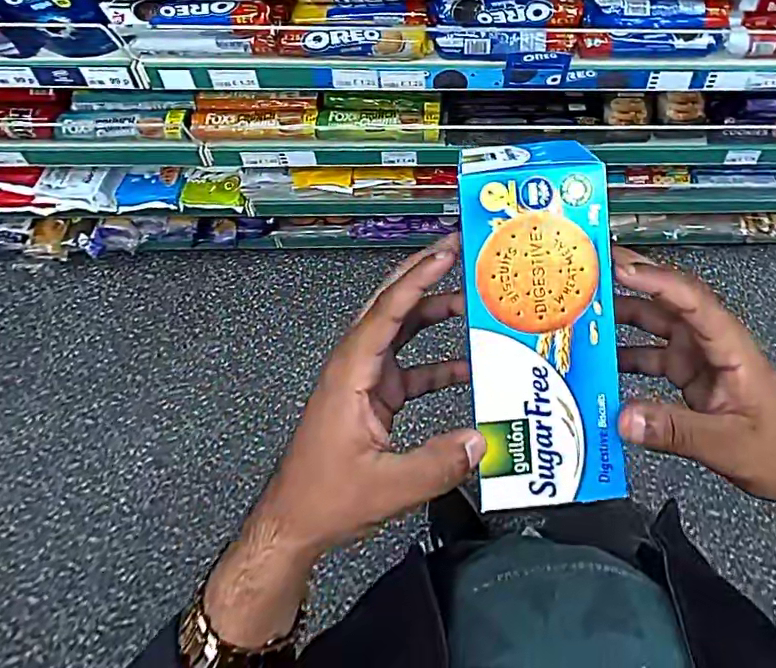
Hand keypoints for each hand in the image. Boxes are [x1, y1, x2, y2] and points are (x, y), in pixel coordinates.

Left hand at [204, 236, 483, 645]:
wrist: (293, 524)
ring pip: (404, 328)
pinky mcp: (376, 394)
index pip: (387, 311)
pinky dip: (441, 360)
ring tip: (472, 299)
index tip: (446, 254)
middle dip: (425, 273)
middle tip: (459, 250)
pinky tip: (469, 366)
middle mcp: (358, 364)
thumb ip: (438, 464)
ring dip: (436, 310)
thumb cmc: (322, 500)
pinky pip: (414, 364)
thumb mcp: (387, 487)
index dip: (418, 279)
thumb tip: (482, 440)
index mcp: (351, 372)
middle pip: (393, 303)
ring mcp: (366, 377)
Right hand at [613, 245, 775, 581]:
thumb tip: (625, 417)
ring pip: (656, 323)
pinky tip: (601, 361)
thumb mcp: (728, 445)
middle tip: (593, 264)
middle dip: (633, 278)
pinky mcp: (690, 374)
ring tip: (586, 305)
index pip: (690, 298)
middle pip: (668, 298)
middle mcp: (711, 340)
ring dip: (624, 313)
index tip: (620, 268)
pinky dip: (626, 354)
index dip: (655, 279)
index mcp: (730, 343)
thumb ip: (675, 431)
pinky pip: (652, 354)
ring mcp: (699, 355)